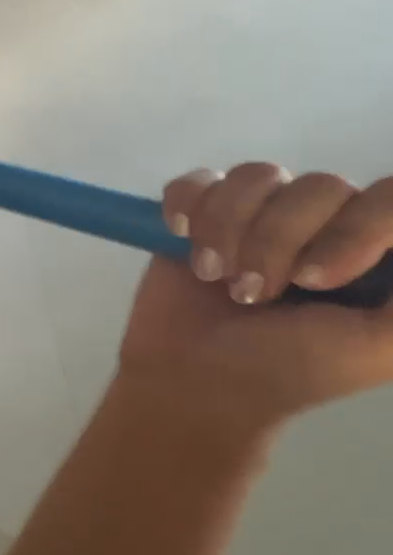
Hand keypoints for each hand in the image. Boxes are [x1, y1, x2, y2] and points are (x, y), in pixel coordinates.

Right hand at [118, 163, 392, 426]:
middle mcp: (326, 223)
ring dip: (226, 231)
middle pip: (318, 186)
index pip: (392, 197)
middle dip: (275, 242)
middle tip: (253, 293)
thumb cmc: (291, 367)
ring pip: (255, 178)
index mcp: (378, 249)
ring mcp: (257, 215)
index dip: (357, 229)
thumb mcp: (383, 343)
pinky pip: (195, 182)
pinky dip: (186, 207)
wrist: (194, 377)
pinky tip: (182, 239)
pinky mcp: (195, 216)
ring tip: (214, 276)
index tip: (317, 279)